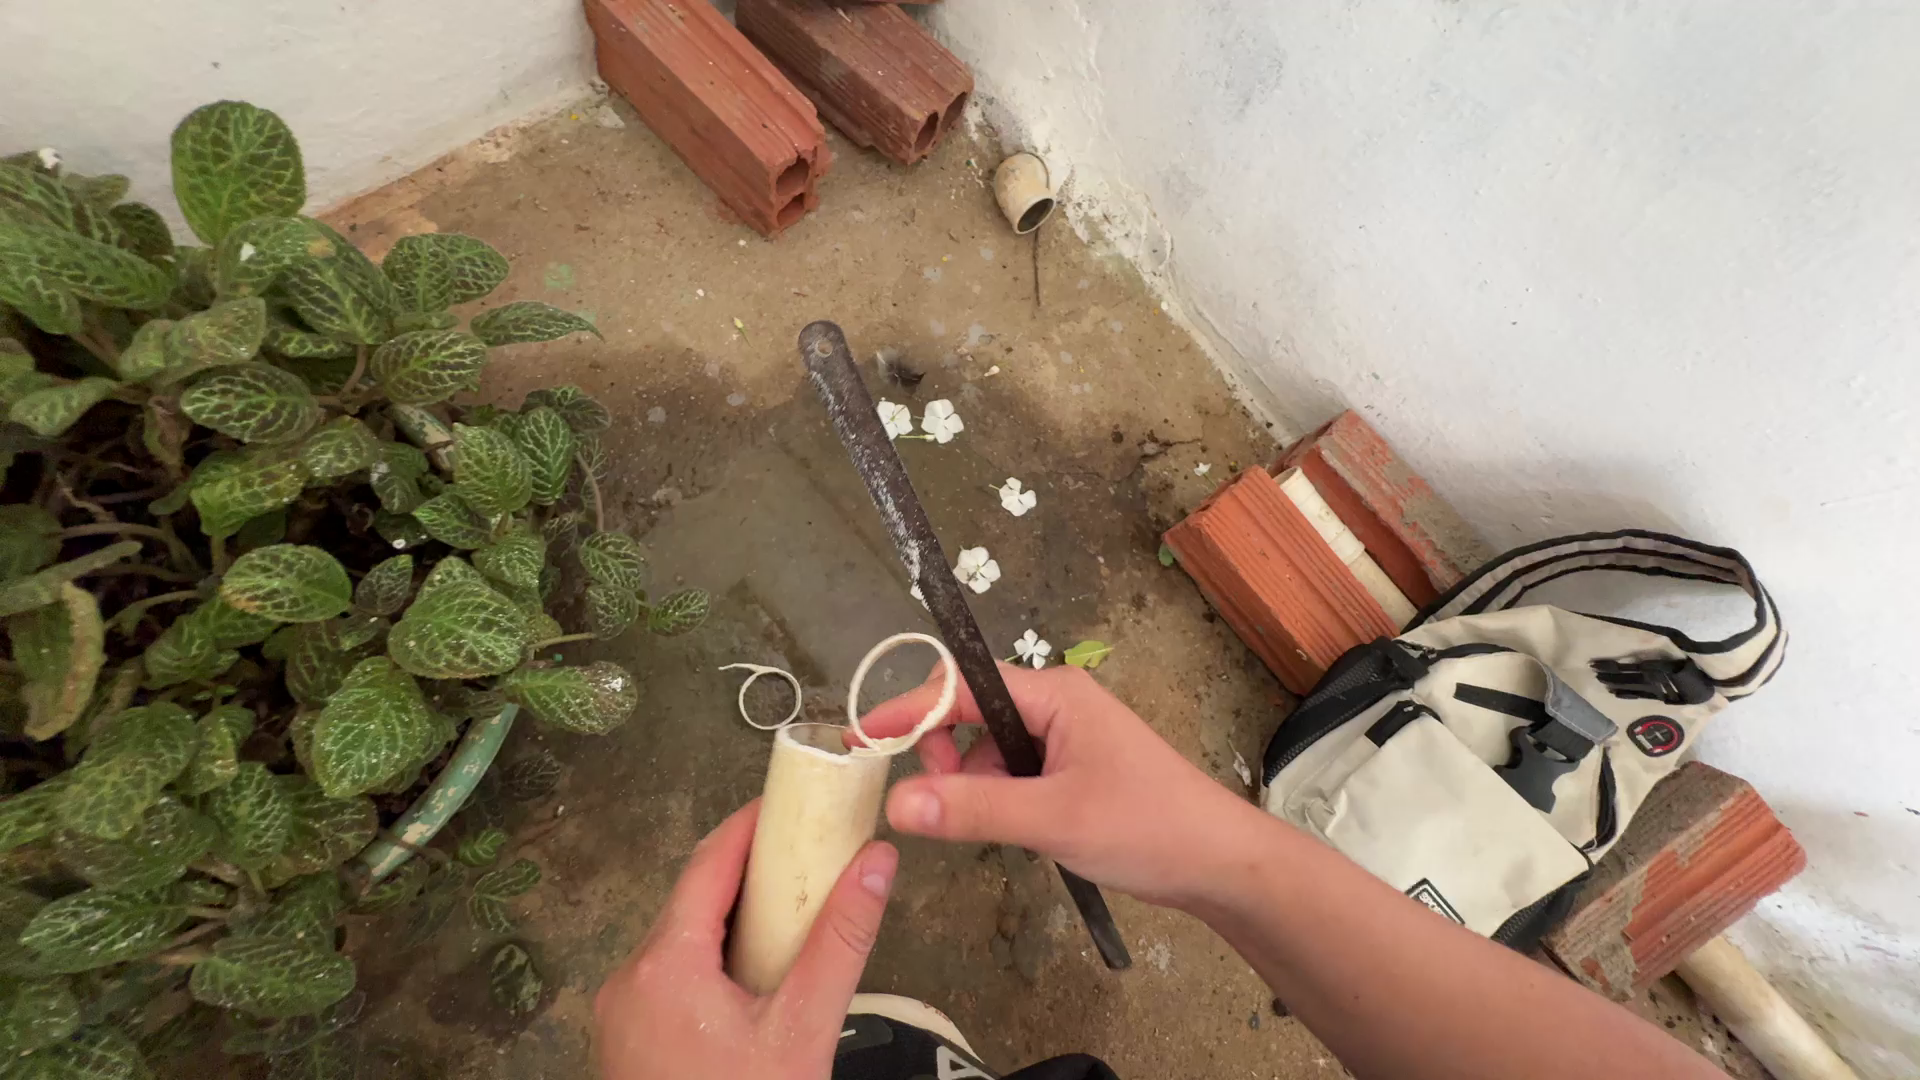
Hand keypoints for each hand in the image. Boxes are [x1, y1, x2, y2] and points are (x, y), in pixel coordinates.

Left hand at [593, 801, 897, 1079]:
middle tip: (810, 853)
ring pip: (685, 932)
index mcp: (663, 962)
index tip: (799, 800)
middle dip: (753, 865)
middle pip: (695, 894)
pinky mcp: (630, 1040)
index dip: (754, 821)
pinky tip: (759, 966)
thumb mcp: (805, 1028)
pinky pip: (676, 968)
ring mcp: (624, 1012)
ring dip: (738, 909)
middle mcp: (630, 977)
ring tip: (796, 904)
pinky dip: (719, 949)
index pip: (709, 860)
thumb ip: (843, 938)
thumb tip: (880, 858)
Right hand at [860, 663, 1260, 907]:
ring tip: (1001, 824)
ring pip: (989, 747)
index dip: (909, 708)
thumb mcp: (1053, 818)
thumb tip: (894, 804)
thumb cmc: (1144, 825)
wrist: (1220, 862)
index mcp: (1051, 692)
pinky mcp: (1069, 765)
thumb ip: (972, 808)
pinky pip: (1013, 769)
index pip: (961, 685)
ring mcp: (1063, 734)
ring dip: (975, 782)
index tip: (863, 738)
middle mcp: (1053, 702)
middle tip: (942, 801)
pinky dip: (999, 795)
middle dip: (946, 752)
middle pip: (971, 711)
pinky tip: (1019, 826)